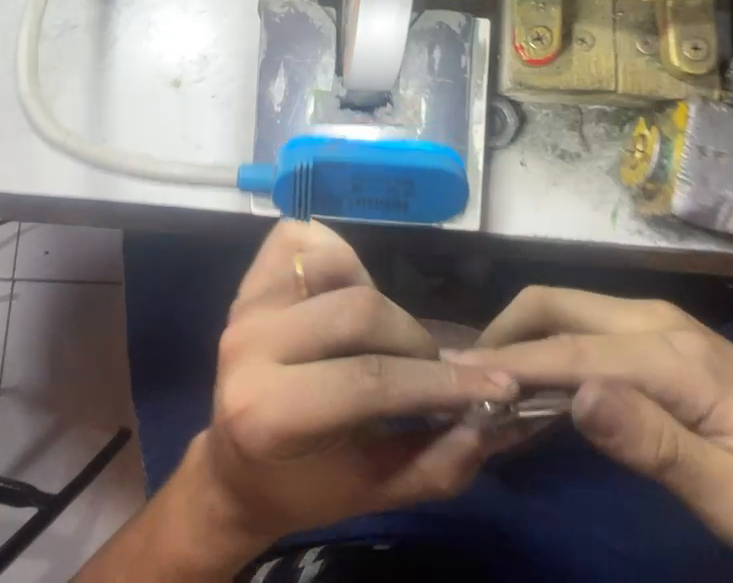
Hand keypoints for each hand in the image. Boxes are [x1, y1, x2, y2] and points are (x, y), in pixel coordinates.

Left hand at [177, 219, 521, 551]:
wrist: (235, 466)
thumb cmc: (304, 485)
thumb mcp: (373, 493)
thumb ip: (436, 464)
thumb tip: (490, 420)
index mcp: (269, 413)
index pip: (368, 380)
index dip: (439, 381)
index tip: (497, 386)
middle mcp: (248, 348)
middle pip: (358, 312)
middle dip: (413, 341)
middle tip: (432, 370)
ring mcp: (245, 308)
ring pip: (334, 264)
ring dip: (375, 295)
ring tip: (385, 337)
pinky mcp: (247, 284)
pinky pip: (298, 239)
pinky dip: (335, 258)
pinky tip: (348, 296)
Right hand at [452, 287, 732, 562]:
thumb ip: (656, 444)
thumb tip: (579, 393)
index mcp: (674, 357)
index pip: (568, 352)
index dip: (506, 365)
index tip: (448, 377)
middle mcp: (657, 322)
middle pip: (554, 305)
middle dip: (500, 336)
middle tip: (460, 384)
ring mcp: (659, 324)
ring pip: (565, 311)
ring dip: (520, 340)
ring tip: (486, 389)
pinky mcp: (661, 339)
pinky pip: (585, 329)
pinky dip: (547, 348)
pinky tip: (533, 389)